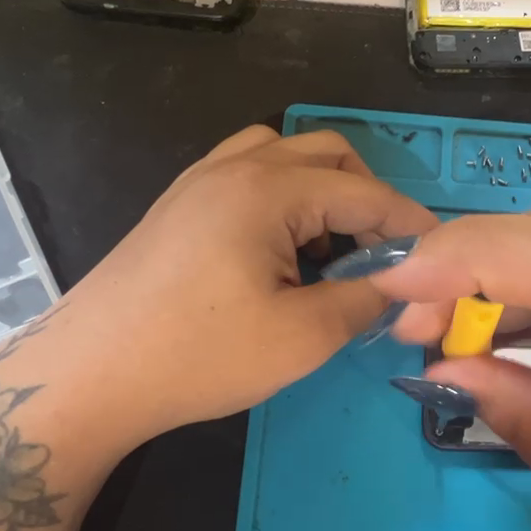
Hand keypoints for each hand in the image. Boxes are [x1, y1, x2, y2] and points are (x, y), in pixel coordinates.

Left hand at [41, 126, 437, 448]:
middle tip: (384, 254)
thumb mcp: (303, 337)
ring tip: (331, 250)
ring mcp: (199, 181)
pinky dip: (284, 197)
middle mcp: (234, 167)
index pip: (364, 192)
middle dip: (368, 197)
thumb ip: (364, 300)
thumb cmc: (200, 355)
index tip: (439, 254)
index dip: (409, 223)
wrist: (90, 376)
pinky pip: (249, 175)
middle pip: (327, 154)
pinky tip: (282, 250)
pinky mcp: (179, 205)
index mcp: (268, 189)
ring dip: (323, 191)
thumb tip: (399, 283)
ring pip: (284, 156)